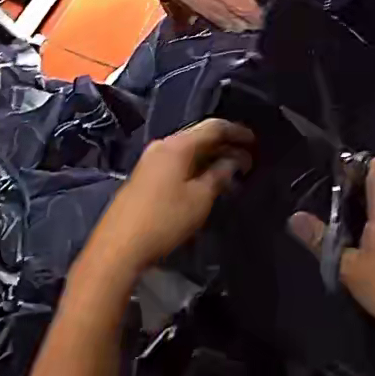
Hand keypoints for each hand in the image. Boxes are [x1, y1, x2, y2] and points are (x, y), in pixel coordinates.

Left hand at [80, 119, 254, 282]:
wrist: (118, 248)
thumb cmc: (164, 220)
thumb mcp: (200, 198)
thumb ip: (220, 174)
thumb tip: (234, 160)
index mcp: (177, 145)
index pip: (214, 127)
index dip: (237, 132)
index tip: (256, 142)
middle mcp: (162, 146)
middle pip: (200, 137)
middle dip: (226, 146)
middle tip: (249, 160)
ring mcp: (150, 161)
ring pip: (189, 152)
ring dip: (212, 158)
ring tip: (233, 172)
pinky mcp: (145, 177)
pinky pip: (178, 163)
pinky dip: (197, 167)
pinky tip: (208, 182)